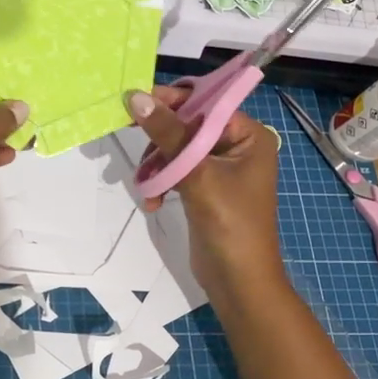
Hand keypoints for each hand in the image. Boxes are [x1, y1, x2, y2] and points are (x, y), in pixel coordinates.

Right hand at [127, 87, 281, 277]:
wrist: (238, 281)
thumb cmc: (230, 223)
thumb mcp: (197, 174)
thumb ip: (167, 134)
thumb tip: (137, 97)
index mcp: (248, 135)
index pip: (206, 103)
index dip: (171, 100)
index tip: (135, 102)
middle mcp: (236, 146)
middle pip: (187, 125)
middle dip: (159, 140)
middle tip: (130, 141)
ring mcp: (219, 168)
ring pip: (175, 149)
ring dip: (156, 166)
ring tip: (145, 188)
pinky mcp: (203, 188)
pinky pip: (175, 171)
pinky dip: (161, 182)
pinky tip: (152, 201)